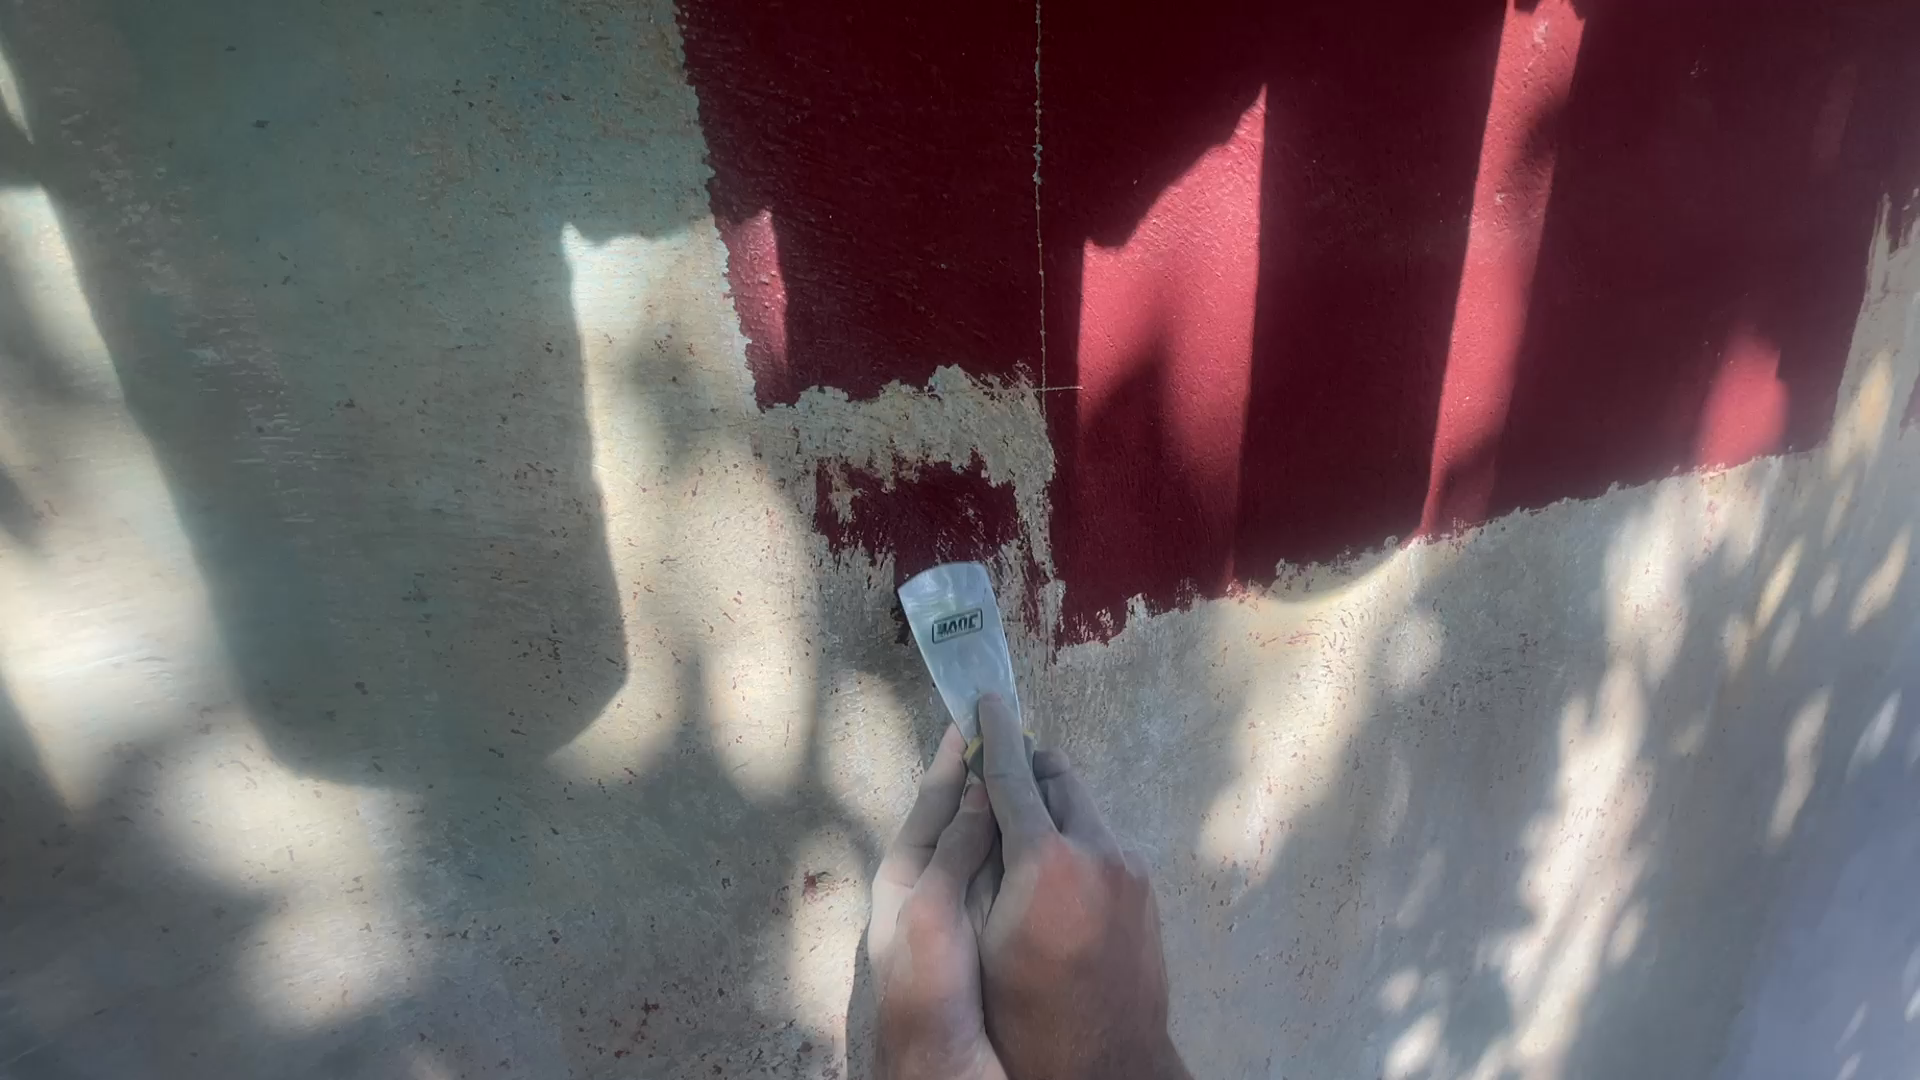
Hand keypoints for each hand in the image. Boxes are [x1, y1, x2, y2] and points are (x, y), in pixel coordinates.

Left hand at [869, 725, 1006, 1079]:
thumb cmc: (931, 993)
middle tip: (1008, 737)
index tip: (967, 721)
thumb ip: (953, 852)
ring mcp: (967, 907)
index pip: (929, 805)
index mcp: (906, 878)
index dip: (948, 762)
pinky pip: (1010, 874)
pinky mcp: (998, 929)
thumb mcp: (931, 915)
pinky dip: (1023, 845)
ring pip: (988, 842)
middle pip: (959, 817)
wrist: (958, 1075)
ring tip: (1030, 770)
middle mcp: (935, 885)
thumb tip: (980, 793)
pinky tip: (1045, 829)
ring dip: (1006, 807)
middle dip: (981, 778)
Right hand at [975, 695, 1189, 1079]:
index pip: (1012, 776)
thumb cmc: (1023, 1012)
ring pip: (1082, 805)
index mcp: (1048, 862)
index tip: (988, 698)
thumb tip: (980, 802)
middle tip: (999, 780)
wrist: (1106, 1067)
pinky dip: (1073, 834)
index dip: (995, 733)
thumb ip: (979, 860)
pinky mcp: (1145, 885)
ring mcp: (1130, 866)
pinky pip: (1100, 836)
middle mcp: (1098, 850)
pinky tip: (1056, 873)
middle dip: (1026, 768)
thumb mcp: (981, 937)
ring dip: (1050, 804)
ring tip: (1024, 836)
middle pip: (1057, 777)